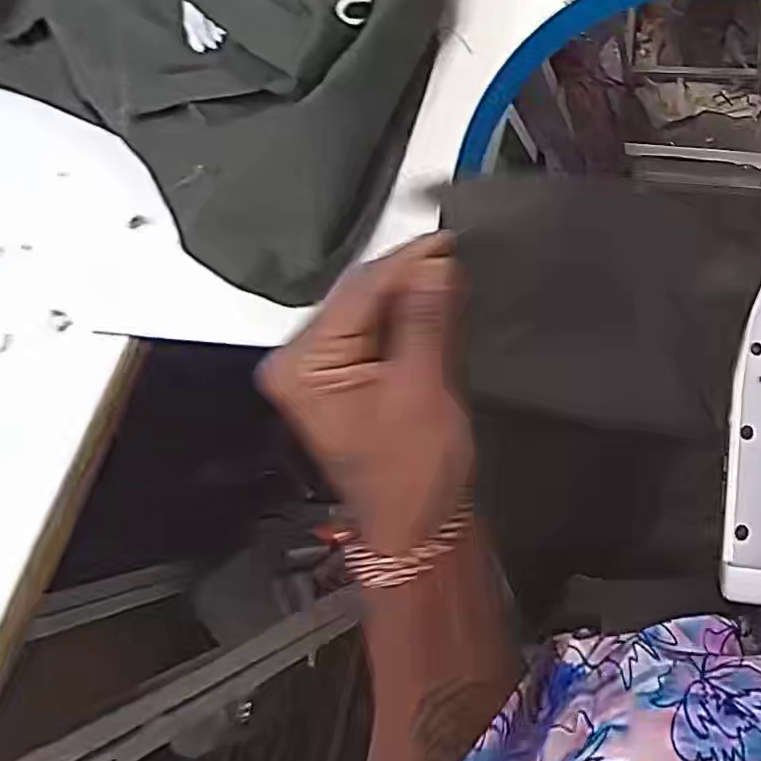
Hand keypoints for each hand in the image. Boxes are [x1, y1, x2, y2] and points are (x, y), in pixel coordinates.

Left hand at [259, 232, 471, 553]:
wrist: (423, 519)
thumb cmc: (413, 471)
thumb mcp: (423, 388)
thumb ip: (427, 321)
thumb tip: (436, 267)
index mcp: (305, 366)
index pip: (359, 293)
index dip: (408, 262)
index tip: (447, 241)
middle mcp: (308, 362)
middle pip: (363, 297)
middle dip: (412, 273)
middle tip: (456, 251)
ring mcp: (333, 368)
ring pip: (378, 310)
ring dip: (418, 291)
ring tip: (454, 269)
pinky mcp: (361, 374)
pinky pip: (388, 329)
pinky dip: (418, 313)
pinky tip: (442, 299)